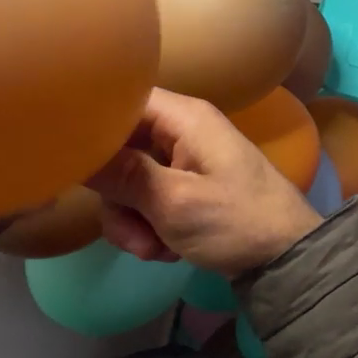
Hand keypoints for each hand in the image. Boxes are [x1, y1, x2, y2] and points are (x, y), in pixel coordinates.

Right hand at [91, 88, 321, 276]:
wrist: (286, 258)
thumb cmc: (236, 221)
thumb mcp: (174, 202)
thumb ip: (123, 175)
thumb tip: (75, 150)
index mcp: (185, 117)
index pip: (123, 99)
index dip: (93, 126)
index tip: (71, 160)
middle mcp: (183, 130)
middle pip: (119, 149)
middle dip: (118, 198)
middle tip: (134, 232)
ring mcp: (186, 161)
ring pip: (129, 182)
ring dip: (134, 222)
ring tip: (155, 248)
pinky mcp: (188, 188)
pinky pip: (148, 201)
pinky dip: (151, 228)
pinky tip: (169, 250)